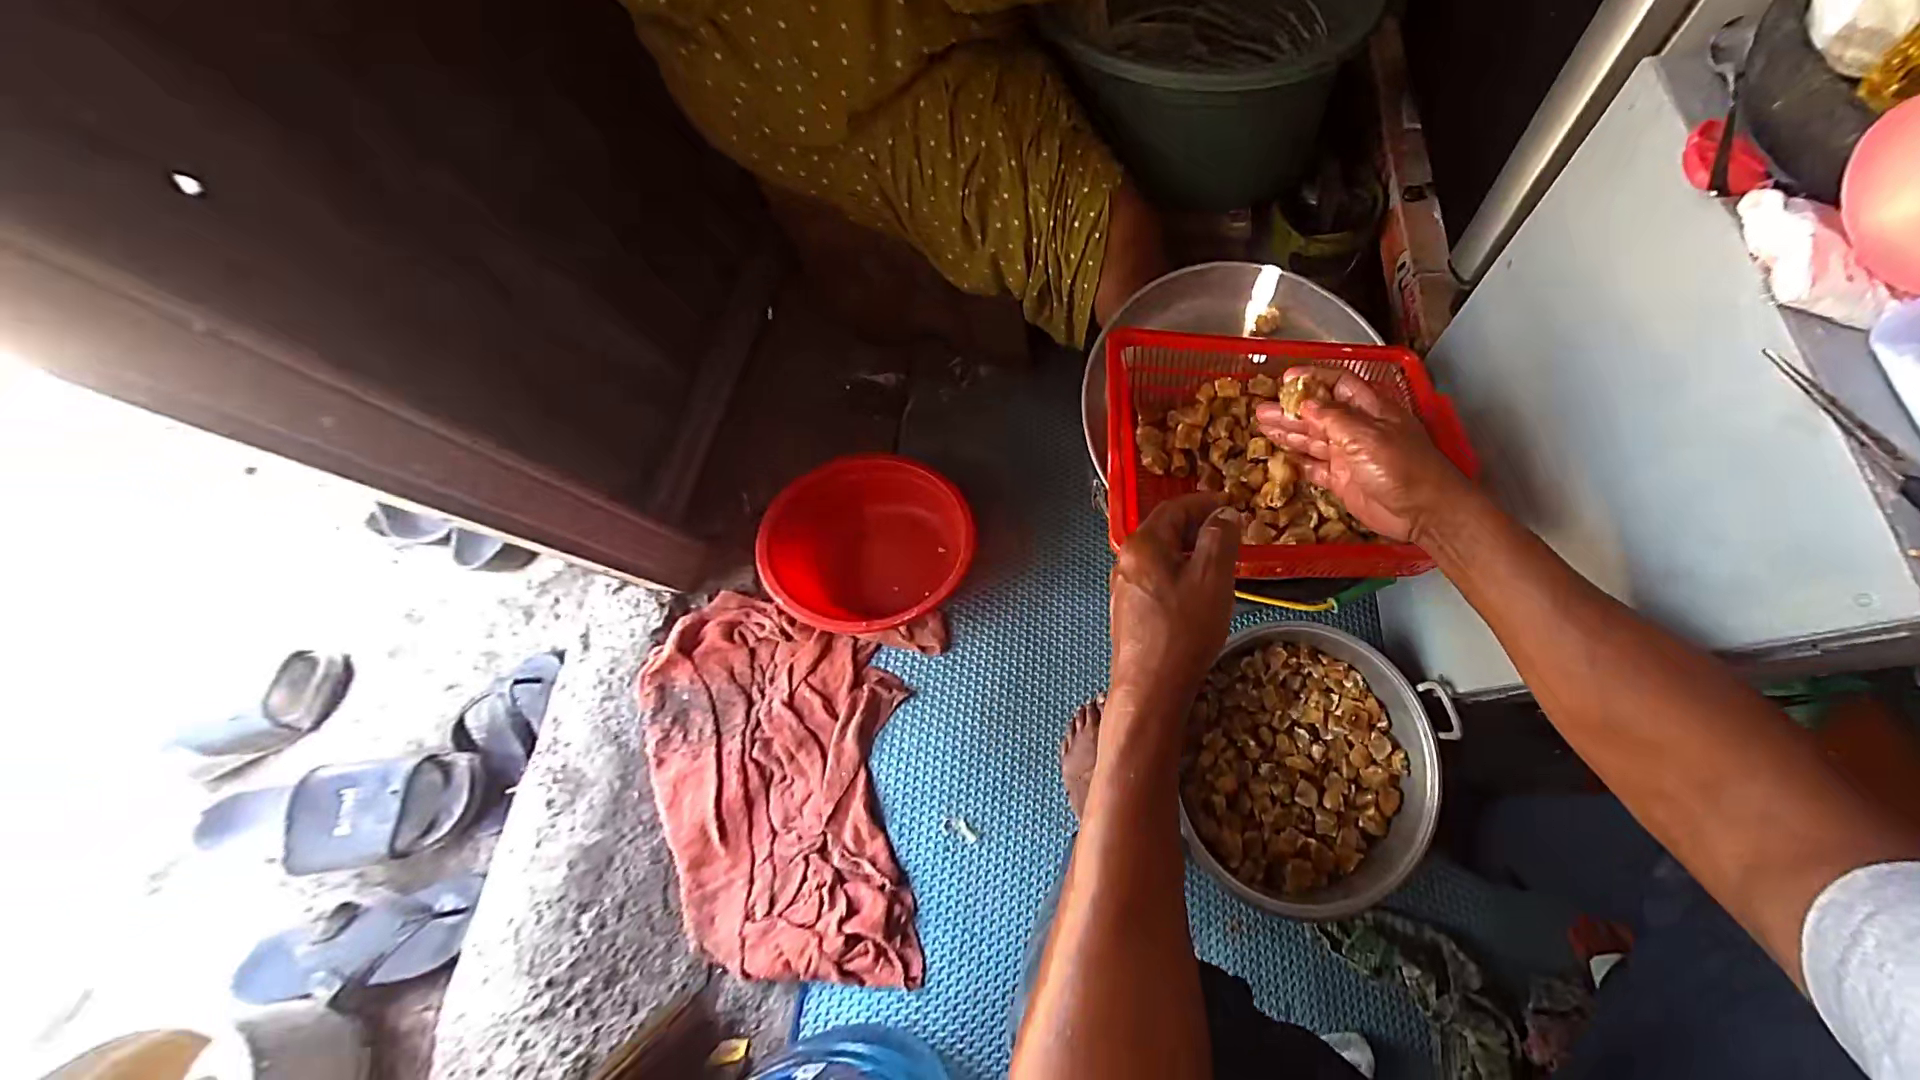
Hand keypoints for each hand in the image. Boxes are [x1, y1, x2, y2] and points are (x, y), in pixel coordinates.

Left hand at [1109, 493, 1239, 717]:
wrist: (1150, 687)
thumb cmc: (1182, 630)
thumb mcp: (1211, 578)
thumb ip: (1219, 539)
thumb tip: (1223, 513)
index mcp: (1141, 545)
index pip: (1173, 508)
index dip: (1205, 501)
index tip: (1232, 503)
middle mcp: (1125, 561)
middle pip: (1164, 530)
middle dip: (1198, 526)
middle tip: (1231, 531)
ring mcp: (1124, 587)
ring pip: (1161, 556)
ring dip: (1190, 551)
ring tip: (1221, 560)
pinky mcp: (1128, 610)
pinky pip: (1156, 578)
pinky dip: (1179, 573)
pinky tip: (1198, 590)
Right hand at [1253, 367, 1469, 541]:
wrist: (1422, 512)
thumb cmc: (1403, 468)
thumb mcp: (1365, 437)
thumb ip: (1332, 418)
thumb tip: (1306, 403)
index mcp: (1371, 411)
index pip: (1340, 385)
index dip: (1314, 380)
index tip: (1287, 379)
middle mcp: (1358, 430)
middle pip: (1319, 413)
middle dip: (1290, 410)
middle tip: (1262, 410)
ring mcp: (1349, 456)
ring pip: (1312, 439)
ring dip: (1287, 432)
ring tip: (1261, 426)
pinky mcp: (1341, 480)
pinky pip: (1313, 466)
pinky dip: (1296, 461)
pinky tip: (1279, 455)